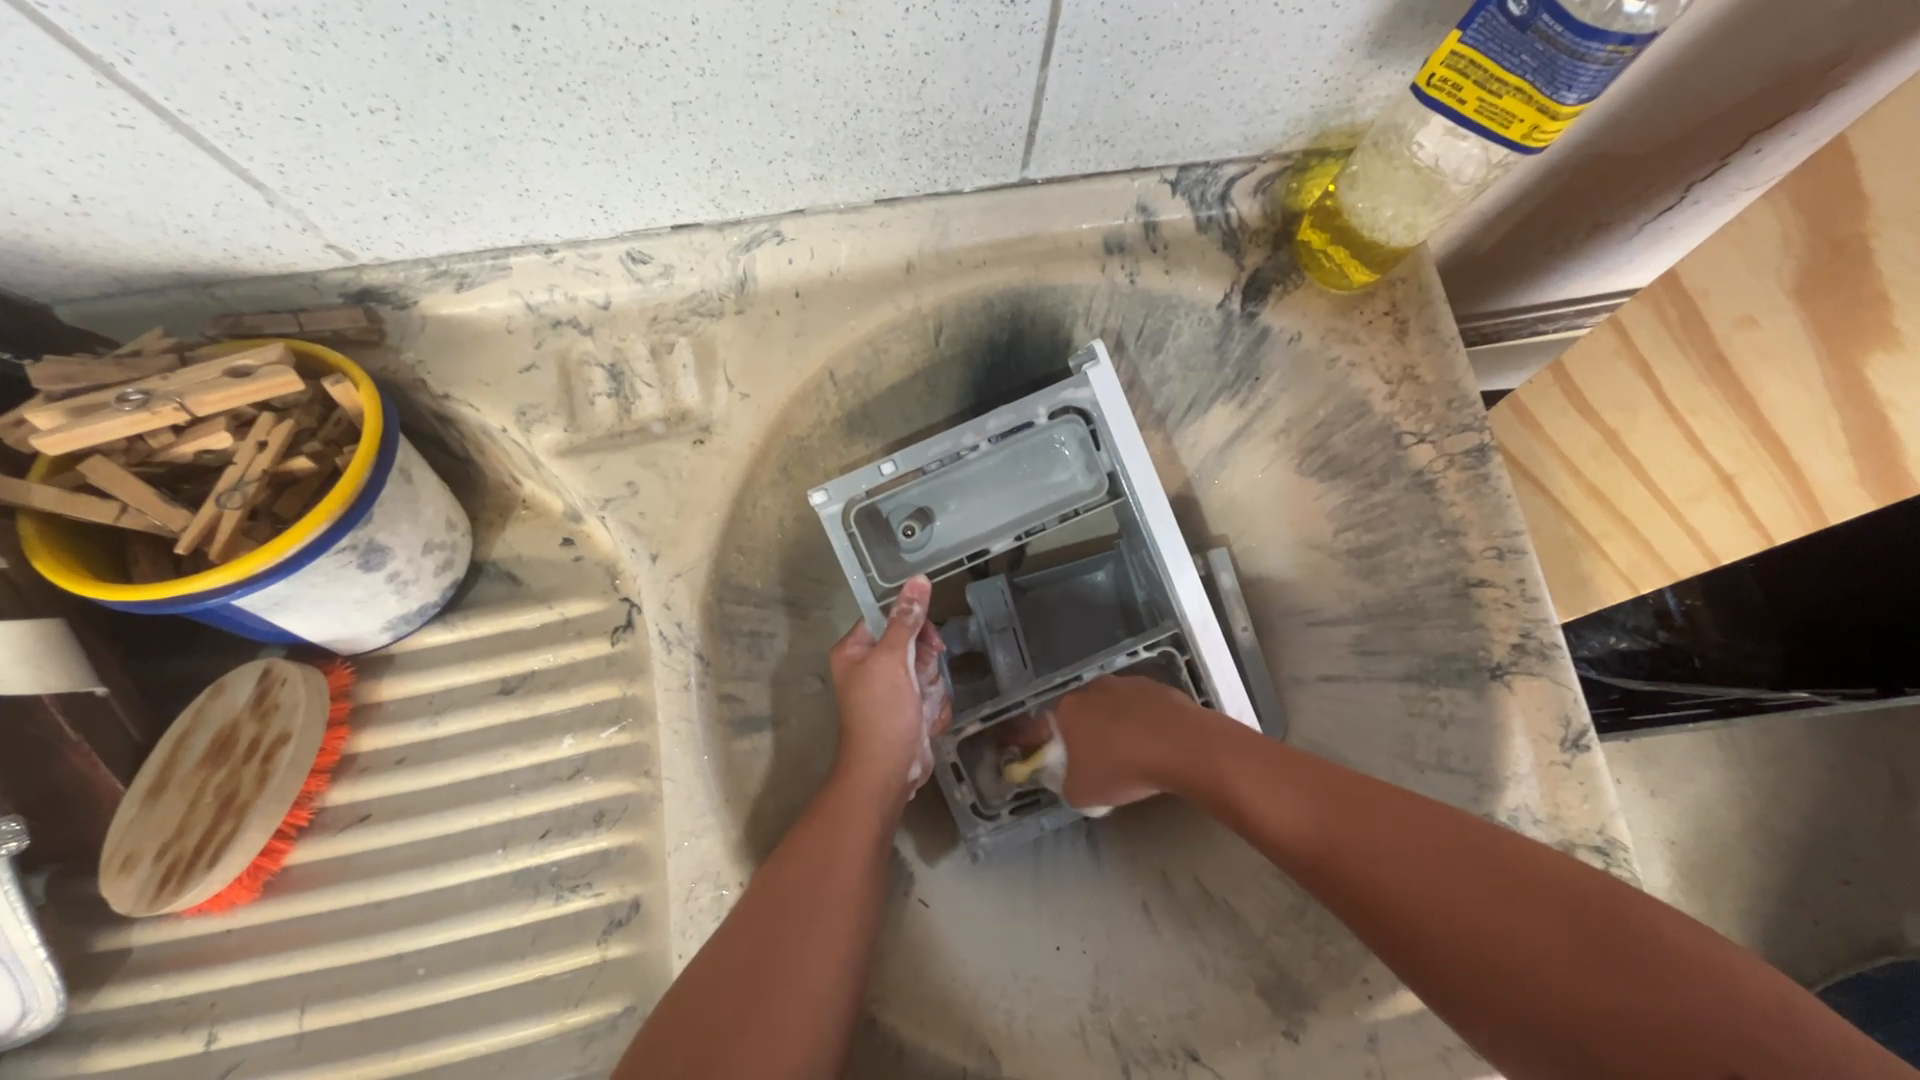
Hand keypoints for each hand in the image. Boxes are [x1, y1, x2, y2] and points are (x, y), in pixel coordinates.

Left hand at [827, 575, 950, 801]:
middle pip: (913, 642)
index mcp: (855, 650)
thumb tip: (918, 579)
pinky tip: (925, 722)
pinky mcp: (907, 708)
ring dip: (932, 689)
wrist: (889, 771)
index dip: (912, 626)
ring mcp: (890, 689)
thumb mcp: (893, 660)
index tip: (928, 642)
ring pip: (927, 669)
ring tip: (921, 707)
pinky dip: (933, 707)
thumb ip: (907, 620)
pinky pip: (931, 693)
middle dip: (925, 664)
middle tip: (920, 681)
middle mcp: (869, 666)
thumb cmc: (883, 712)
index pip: (889, 617)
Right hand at [1015, 675, 1213, 809]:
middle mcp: (1093, 689)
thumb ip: (1067, 784)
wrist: (1182, 747)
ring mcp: (1128, 684)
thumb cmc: (1122, 769)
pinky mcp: (1158, 687)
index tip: (1057, 763)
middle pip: (1082, 714)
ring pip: (1114, 708)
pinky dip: (1145, 723)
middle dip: (1086, 735)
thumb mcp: (1081, 794)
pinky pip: (1143, 708)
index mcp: (1067, 710)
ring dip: (1118, 727)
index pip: (1043, 727)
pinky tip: (1157, 745)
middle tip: (1098, 762)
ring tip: (1134, 755)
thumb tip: (1073, 779)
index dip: (1045, 746)